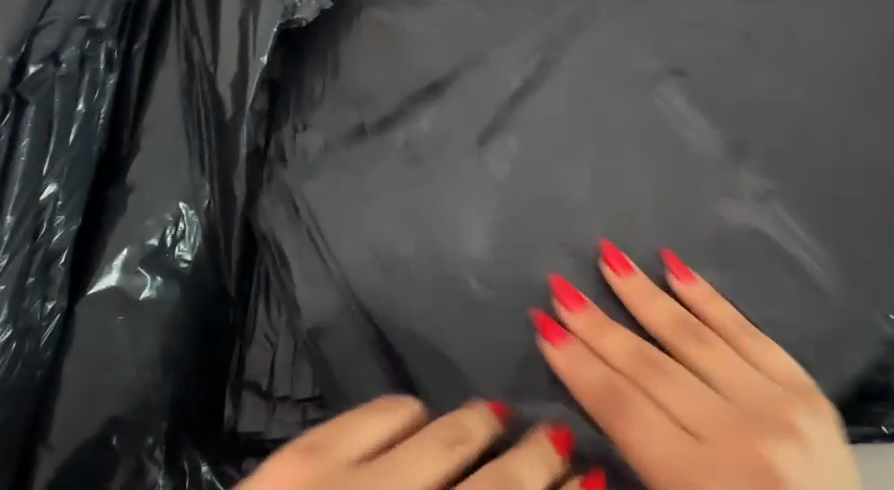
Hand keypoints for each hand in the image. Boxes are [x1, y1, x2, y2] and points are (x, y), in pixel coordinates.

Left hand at [238, 395, 606, 489]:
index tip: (591, 480)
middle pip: (501, 484)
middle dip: (542, 461)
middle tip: (558, 442)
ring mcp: (352, 487)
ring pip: (449, 435)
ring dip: (483, 426)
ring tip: (497, 420)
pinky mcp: (302, 460)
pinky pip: (386, 411)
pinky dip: (412, 414)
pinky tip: (418, 422)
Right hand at [532, 242, 862, 489]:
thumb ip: (638, 463)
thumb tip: (598, 391)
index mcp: (699, 482)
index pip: (621, 407)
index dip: (578, 365)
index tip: (543, 326)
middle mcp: (739, 434)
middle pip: (649, 366)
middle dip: (597, 325)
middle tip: (560, 287)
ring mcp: (779, 405)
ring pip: (694, 336)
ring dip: (644, 295)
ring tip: (608, 258)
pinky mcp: (807, 390)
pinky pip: (747, 332)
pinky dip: (707, 298)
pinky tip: (674, 267)